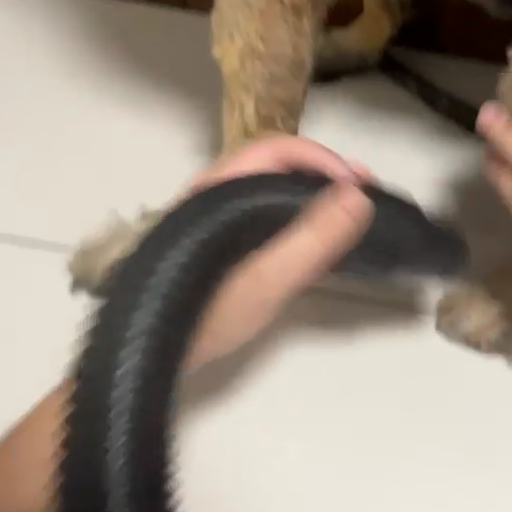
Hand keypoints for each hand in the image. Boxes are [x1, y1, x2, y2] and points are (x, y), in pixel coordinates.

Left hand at [179, 136, 374, 371]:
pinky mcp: (221, 245)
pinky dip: (301, 220)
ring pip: (274, 191)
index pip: (279, 151)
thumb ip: (312, 239)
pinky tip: (322, 242)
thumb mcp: (265, 281)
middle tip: (364, 193)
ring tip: (352, 213)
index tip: (357, 186)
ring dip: (316, 197)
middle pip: (279, 167)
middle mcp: (216, 194)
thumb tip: (358, 195)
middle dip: (325, 175)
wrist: (147, 361)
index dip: (322, 160)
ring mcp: (216, 220)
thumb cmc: (204, 317)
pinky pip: (268, 216)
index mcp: (220, 190)